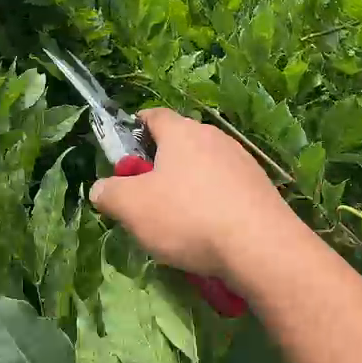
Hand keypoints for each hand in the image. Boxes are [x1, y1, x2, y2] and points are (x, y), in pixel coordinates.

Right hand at [88, 109, 302, 279]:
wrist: (262, 247)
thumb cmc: (188, 216)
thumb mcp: (133, 208)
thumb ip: (109, 193)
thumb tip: (100, 188)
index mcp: (180, 131)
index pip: (154, 115)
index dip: (136, 128)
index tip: (127, 149)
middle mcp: (212, 136)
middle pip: (180, 141)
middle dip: (162, 163)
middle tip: (147, 193)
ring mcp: (241, 160)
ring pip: (205, 166)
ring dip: (190, 185)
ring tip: (179, 220)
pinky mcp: (260, 187)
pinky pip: (227, 188)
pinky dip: (214, 203)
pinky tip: (210, 232)